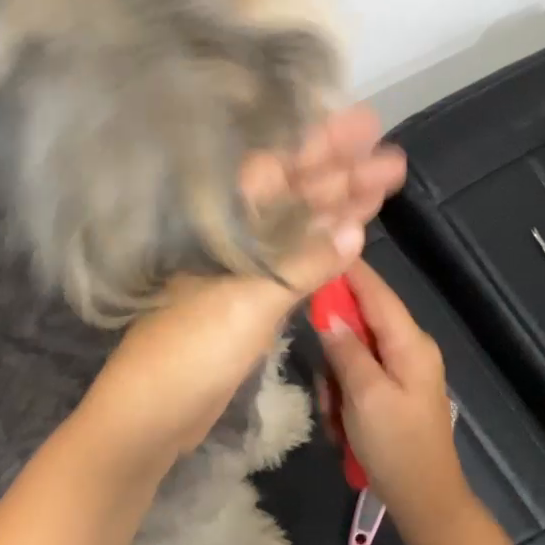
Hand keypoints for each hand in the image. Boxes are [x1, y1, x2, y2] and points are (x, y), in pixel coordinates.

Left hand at [86, 106, 406, 460]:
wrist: (153, 415)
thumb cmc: (191, 353)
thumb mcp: (249, 303)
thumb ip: (302, 265)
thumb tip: (353, 229)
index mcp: (220, 228)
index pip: (276, 174)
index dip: (320, 150)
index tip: (365, 130)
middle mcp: (229, 244)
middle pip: (290, 201)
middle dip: (340, 177)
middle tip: (392, 159)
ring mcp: (238, 278)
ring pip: (294, 236)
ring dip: (336, 213)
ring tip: (384, 188)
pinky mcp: (246, 311)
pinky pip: (290, 272)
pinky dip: (320, 257)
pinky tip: (349, 240)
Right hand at [315, 261, 470, 526]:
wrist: (423, 498)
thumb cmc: (396, 446)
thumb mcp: (365, 396)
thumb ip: (347, 350)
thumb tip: (329, 311)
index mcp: (410, 344)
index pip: (376, 293)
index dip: (348, 272)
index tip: (314, 247)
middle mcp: (408, 351)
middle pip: (359, 326)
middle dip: (333, 353)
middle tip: (325, 390)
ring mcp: (400, 374)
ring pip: (351, 358)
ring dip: (335, 386)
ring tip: (337, 420)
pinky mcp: (390, 396)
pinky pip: (356, 382)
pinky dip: (343, 401)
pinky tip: (344, 429)